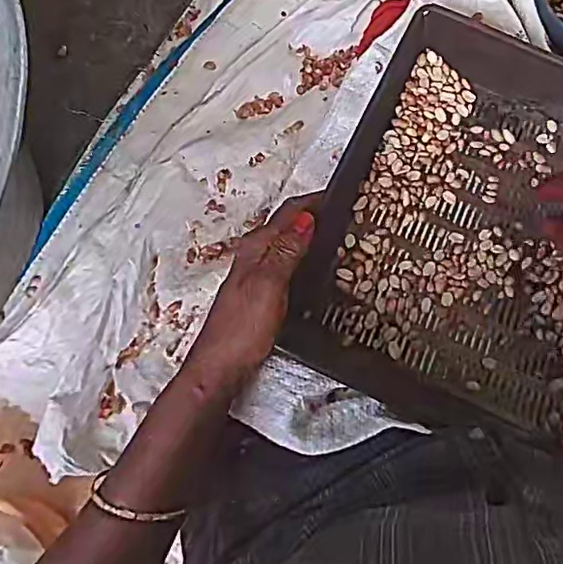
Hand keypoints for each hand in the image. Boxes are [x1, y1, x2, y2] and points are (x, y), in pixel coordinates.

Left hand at [181, 192, 321, 393]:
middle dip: (313, 213)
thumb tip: (306, 219)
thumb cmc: (240, 330)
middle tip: (343, 211)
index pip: (288, 212)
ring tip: (336, 233)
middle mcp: (254, 256)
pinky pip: (287, 263)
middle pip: (287, 224)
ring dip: (309, 234)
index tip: (339, 195)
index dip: (314, 201)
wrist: (219, 368)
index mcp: (256, 248)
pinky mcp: (262, 292)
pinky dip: (304, 256)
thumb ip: (287, 251)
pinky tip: (315, 265)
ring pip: (287, 243)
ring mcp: (257, 274)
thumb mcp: (268, 285)